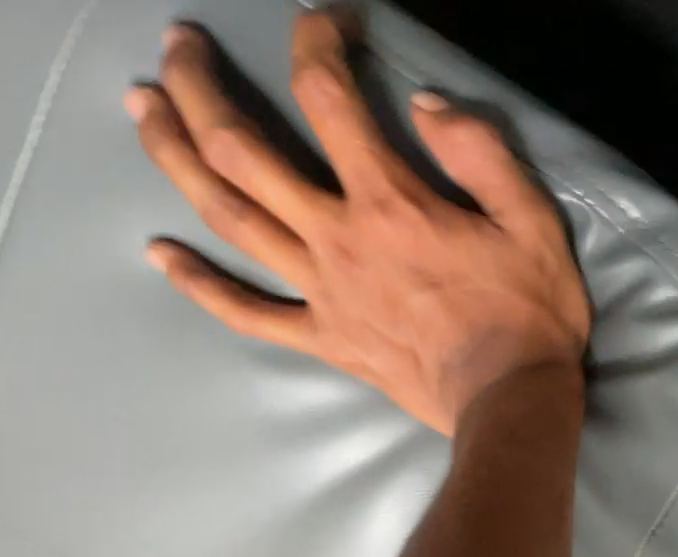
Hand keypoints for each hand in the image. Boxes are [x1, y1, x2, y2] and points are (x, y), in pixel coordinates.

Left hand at [126, 8, 590, 435]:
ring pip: (227, 216)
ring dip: (173, 156)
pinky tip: (160, 254)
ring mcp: (323, 291)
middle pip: (241, 150)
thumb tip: (427, 106)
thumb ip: (483, 156)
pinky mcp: (325, 339)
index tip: (323, 21)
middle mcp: (337, 238)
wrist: (514, 399)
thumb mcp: (535, 224)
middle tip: (181, 46)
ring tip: (142, 108)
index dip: (316, 44)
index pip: (329, 100)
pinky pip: (248, 312)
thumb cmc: (530, 314)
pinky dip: (200, 283)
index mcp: (390, 203)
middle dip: (201, 86)